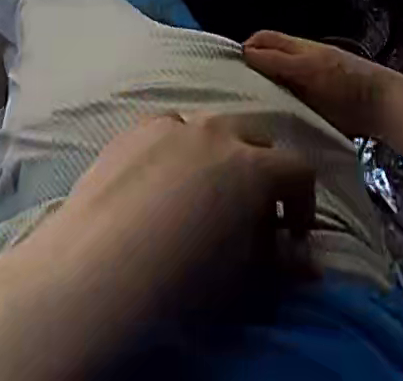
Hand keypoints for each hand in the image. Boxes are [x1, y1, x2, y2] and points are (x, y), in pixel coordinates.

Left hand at [0, 114, 318, 380]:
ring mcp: (176, 124)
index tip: (293, 231)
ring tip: (204, 190)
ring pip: (214, 127)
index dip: (303, 201)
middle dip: (265, 168)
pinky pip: (172, 128)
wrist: (95, 269)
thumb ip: (280, 260)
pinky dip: (180, 147)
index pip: (298, 169)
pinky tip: (161, 180)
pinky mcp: (138, 128)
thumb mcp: (242, 275)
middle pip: (258, 138)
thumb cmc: (179, 278)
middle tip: (252, 208)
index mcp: (254, 166)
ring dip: (222, 152)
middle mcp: (219, 132)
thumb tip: (307, 262)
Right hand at [242, 31, 402, 139]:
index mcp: (295, 48)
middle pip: (264, 64)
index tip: (223, 72)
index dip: (243, 51)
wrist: (382, 106)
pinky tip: (266, 125)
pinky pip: (285, 106)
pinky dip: (274, 111)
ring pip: (273, 85)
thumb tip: (244, 52)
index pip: (260, 41)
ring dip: (260, 95)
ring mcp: (305, 86)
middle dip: (247, 75)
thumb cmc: (345, 82)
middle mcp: (297, 63)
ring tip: (243, 113)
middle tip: (228, 97)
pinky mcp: (312, 108)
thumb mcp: (308, 69)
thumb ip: (278, 61)